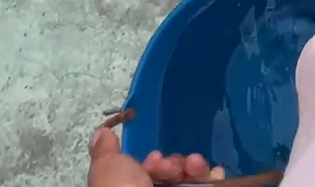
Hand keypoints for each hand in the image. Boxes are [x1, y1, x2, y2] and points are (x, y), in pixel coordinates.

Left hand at [87, 126, 221, 186]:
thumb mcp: (107, 169)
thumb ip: (105, 152)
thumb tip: (102, 133)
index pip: (148, 170)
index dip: (153, 160)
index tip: (154, 158)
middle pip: (171, 170)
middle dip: (173, 162)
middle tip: (167, 168)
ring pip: (191, 174)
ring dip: (194, 165)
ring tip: (193, 166)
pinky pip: (210, 182)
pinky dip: (212, 176)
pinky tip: (212, 173)